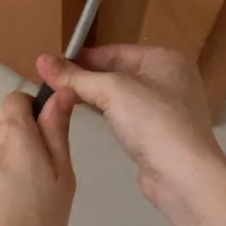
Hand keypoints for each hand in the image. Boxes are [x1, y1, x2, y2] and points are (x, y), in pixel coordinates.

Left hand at [0, 89, 78, 225]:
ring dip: (5, 167)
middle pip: (4, 128)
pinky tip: (0, 216)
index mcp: (12, 132)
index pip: (16, 100)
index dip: (33, 116)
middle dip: (21, 145)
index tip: (47, 145)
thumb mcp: (61, 179)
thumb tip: (61, 93)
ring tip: (20, 206)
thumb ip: (57, 132)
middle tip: (40, 184)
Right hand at [37, 46, 225, 210]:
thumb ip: (76, 77)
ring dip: (96, 95)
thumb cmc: (152, 121)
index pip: (114, 50)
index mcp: (164, 58)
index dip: (82, 57)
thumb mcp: (111, 91)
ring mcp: (168, 107)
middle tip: (52, 84)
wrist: (183, 174)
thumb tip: (41, 60)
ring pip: (123, 94)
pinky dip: (109, 113)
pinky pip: (129, 115)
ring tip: (63, 98)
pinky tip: (90, 117)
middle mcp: (170, 78)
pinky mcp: (161, 132)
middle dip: (87, 77)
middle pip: (118, 71)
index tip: (51, 66)